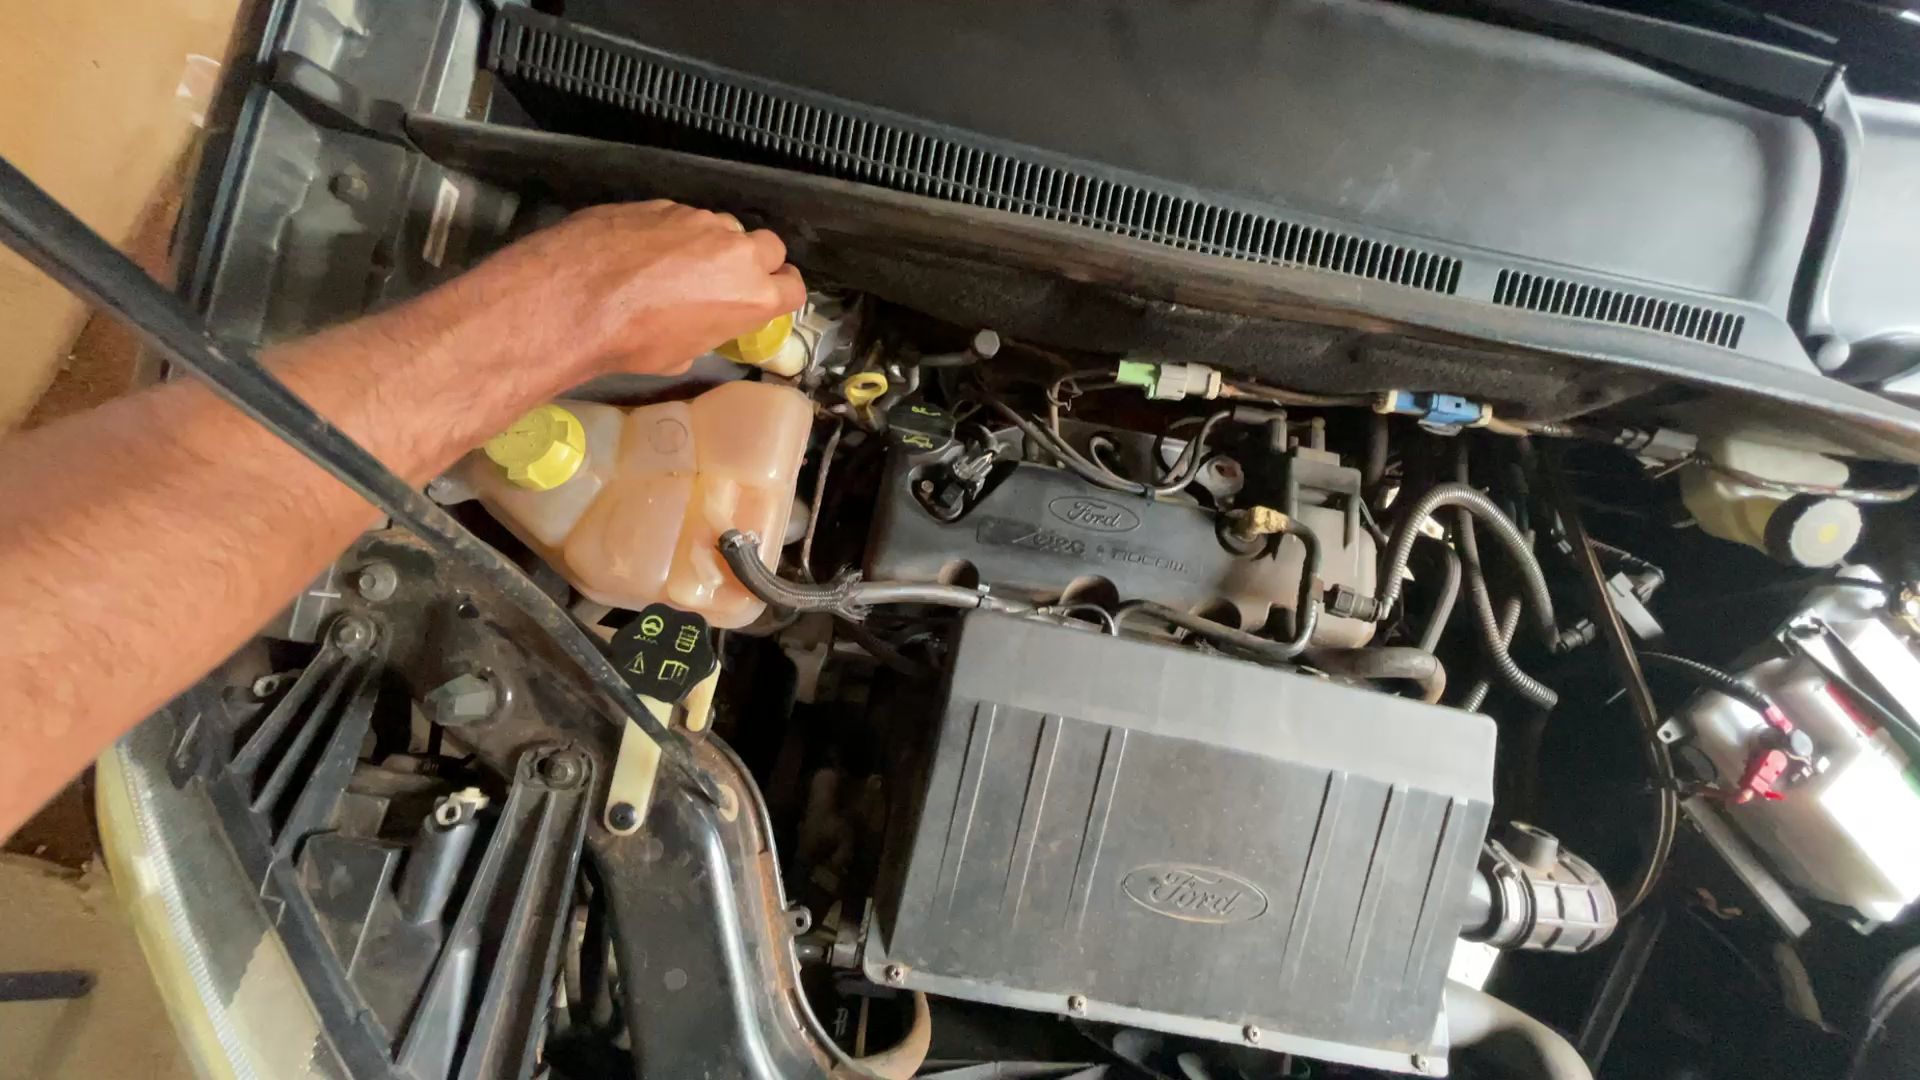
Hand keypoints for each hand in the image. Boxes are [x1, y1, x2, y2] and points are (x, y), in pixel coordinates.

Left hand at [452, 200, 806, 379]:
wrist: (573, 300)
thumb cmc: (635, 342)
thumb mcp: (684, 354)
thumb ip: (710, 329)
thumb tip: (697, 324)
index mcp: (753, 296)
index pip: (794, 287)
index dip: (783, 294)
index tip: (769, 301)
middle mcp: (735, 252)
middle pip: (770, 247)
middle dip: (758, 261)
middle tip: (730, 280)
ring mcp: (698, 221)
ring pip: (725, 227)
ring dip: (715, 244)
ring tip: (683, 265)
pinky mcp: (661, 204)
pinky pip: (683, 217)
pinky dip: (675, 233)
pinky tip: (646, 252)